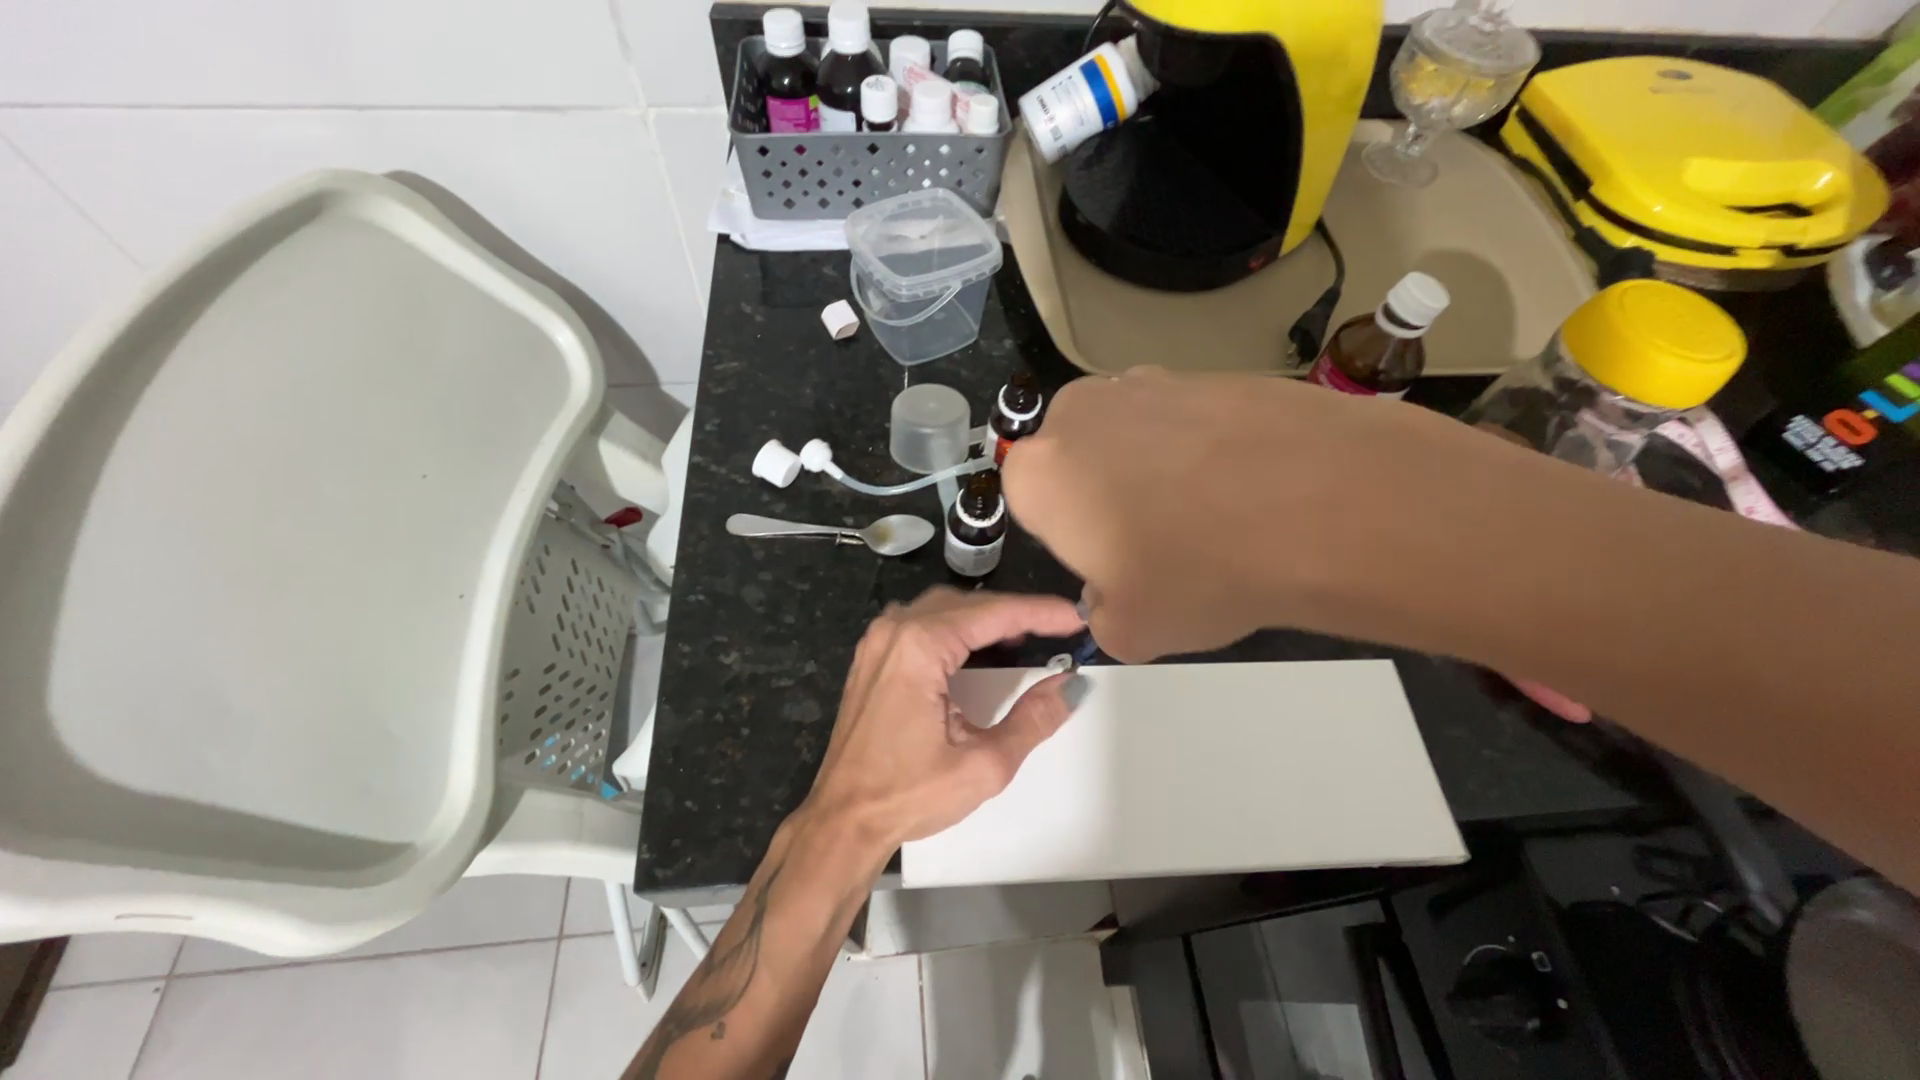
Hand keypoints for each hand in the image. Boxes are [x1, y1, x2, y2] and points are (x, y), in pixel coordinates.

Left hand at [801, 588, 1088, 855]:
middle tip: (1056, 628)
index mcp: (919, 647)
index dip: (1040, 612)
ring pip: (941, 609)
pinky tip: (978, 648)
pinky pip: (919, 625)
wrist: (842, 820)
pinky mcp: (871, 659)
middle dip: (1014, 612)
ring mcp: (877, 642)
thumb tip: (1070, 686)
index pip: (993, 614)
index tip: (1075, 616)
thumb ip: (1033, 719)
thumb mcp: (984, 765)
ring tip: (1025, 636)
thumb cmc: (908, 795)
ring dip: (983, 618)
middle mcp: (894, 632)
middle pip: (966, 604)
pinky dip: (955, 629)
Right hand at [1001, 367, 1541, 661]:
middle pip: (1075, 459)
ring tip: (1213, 512)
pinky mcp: (1208, 371)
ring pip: (1130, 434)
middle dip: (1103, 493)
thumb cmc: (1201, 573)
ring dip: (1152, 467)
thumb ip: (1101, 616)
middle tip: (1159, 539)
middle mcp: (1079, 413)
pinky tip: (1249, 484)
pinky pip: (1186, 418)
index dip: (1068, 537)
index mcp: (1040, 473)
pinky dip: (1204, 448)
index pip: (1030, 504)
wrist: (1322, 503)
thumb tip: (1116, 593)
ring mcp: (1147, 382)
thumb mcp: (1130, 634)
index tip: (1112, 562)